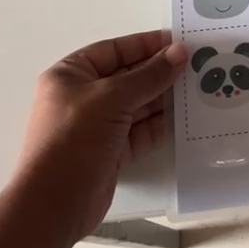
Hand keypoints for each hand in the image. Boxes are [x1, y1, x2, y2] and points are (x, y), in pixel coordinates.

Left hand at [13, 30, 187, 240]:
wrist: (53, 206)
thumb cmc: (74, 139)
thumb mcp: (112, 98)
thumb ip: (150, 75)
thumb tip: (180, 51)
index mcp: (70, 75)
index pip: (113, 50)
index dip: (144, 44)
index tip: (177, 41)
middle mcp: (81, 98)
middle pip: (126, 77)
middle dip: (157, 72)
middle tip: (194, 65)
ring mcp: (95, 127)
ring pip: (135, 105)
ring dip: (162, 98)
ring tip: (195, 88)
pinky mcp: (109, 153)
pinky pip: (138, 132)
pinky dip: (158, 125)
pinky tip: (182, 117)